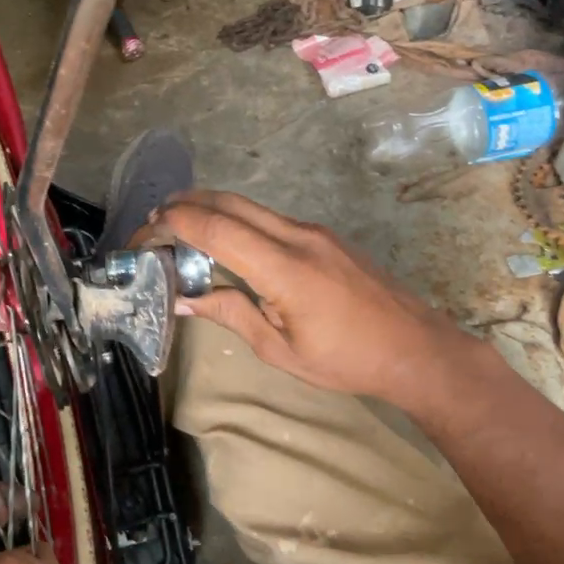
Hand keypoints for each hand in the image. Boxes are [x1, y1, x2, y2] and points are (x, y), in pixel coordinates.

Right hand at [150, 191, 490, 407]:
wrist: (416, 349)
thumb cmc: (347, 360)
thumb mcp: (279, 349)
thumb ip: (230, 315)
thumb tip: (182, 301)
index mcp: (285, 269)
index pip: (218, 229)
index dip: (177, 223)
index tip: (147, 230)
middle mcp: (298, 238)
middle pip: (231, 203)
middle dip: (187, 204)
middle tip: (154, 219)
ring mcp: (314, 232)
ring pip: (251, 206)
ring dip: (211, 208)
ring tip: (180, 225)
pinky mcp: (324, 236)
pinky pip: (270, 217)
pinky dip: (237, 219)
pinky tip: (225, 239)